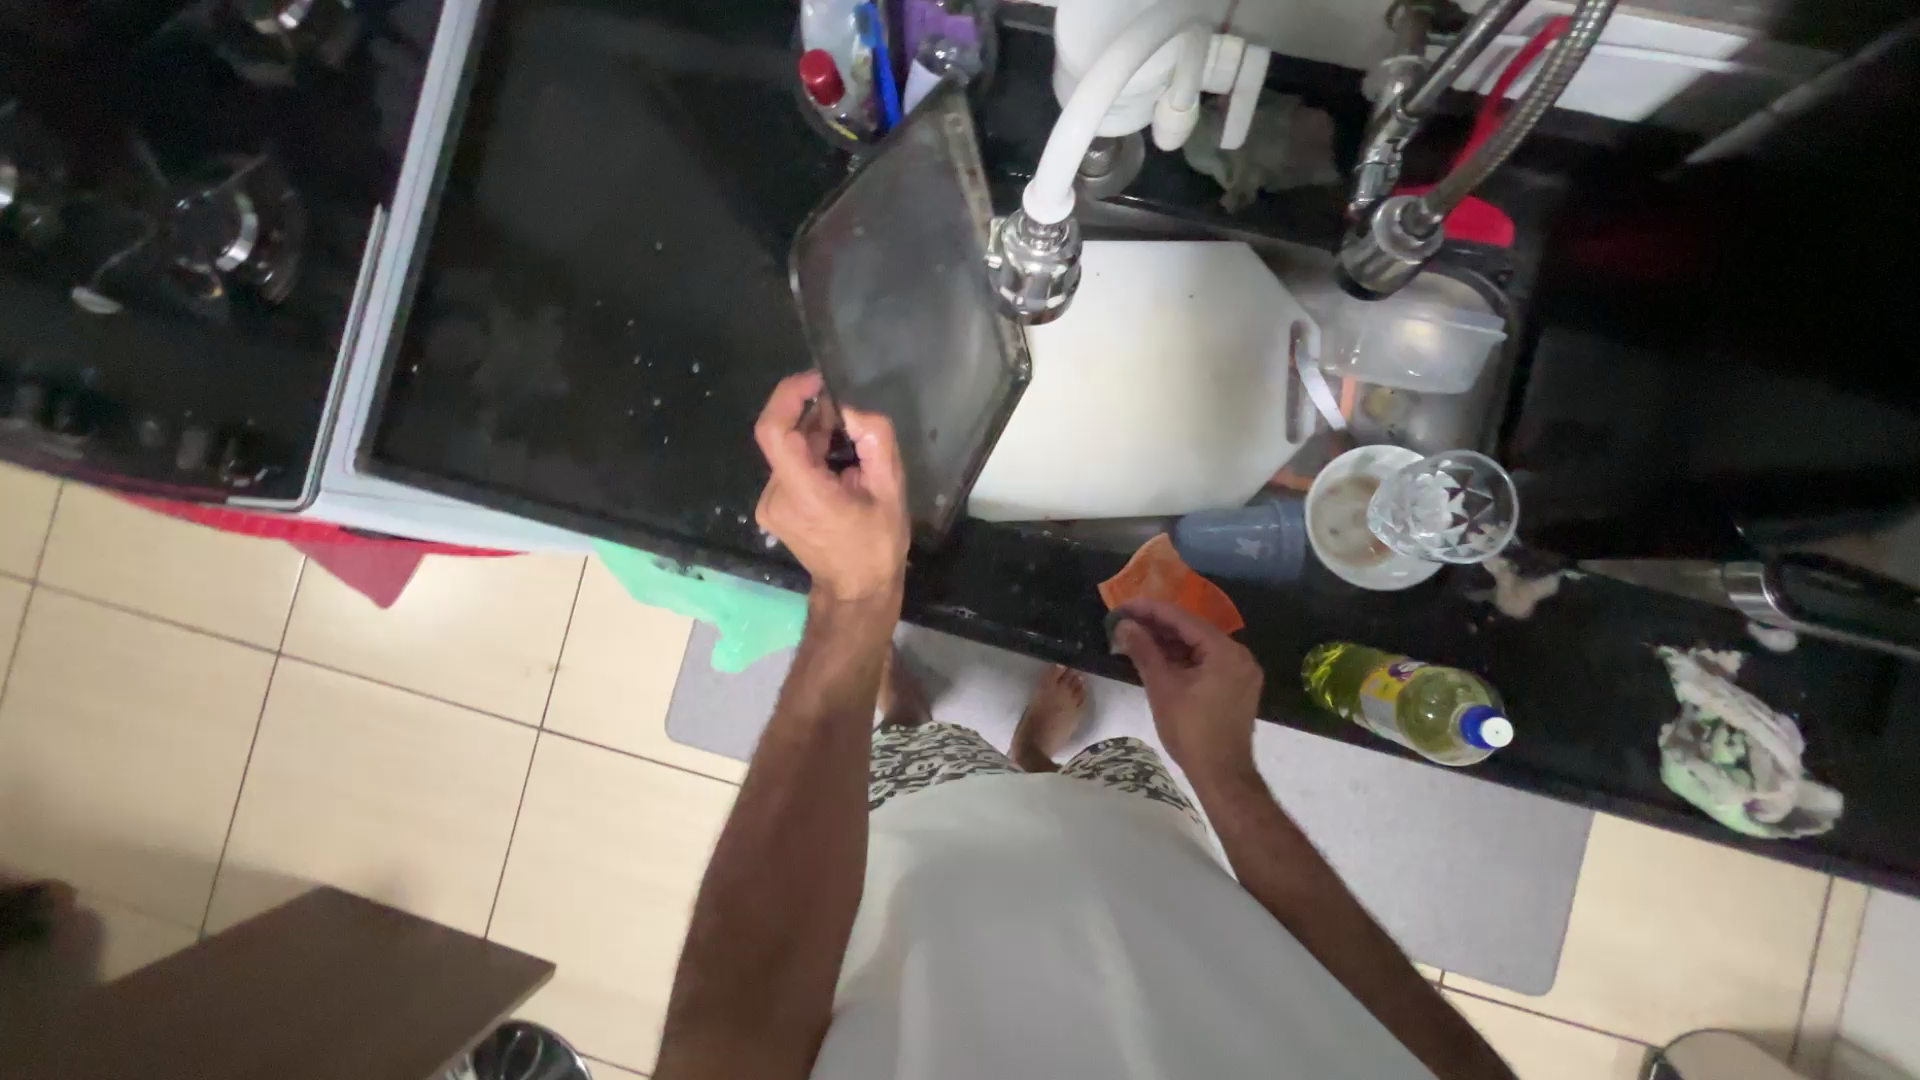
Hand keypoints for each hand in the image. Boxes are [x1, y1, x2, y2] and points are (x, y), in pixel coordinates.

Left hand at [754, 371, 909, 605]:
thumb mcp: (891, 490)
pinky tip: (838, 468)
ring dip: (816, 439)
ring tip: (851, 449)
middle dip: (815, 418)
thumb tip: (853, 409)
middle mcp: (776, 497)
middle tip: (851, 419)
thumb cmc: (878, 545)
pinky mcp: (773, 508)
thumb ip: (875, 441)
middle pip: (785, 438)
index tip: (816, 381)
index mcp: (804, 494)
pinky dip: (811, 456)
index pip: (774, 431)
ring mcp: (770, 504)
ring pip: (787, 452)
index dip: (788, 396)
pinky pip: (788, 467)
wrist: (857, 591)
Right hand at [1111, 598, 1263, 784]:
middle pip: (1192, 630)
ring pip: (1198, 646)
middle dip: (1157, 626)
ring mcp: (1239, 671)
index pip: (1183, 619)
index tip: (1123, 605)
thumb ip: (1144, 651)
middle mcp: (1238, 655)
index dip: (1150, 610)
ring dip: (1167, 642)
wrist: (1222, 776)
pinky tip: (1156, 657)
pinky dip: (1181, 658)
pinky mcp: (1235, 686)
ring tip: (1134, 637)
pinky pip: (1205, 662)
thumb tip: (1124, 625)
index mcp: (1225, 652)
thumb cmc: (1191, 732)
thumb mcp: (1162, 688)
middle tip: (1124, 621)